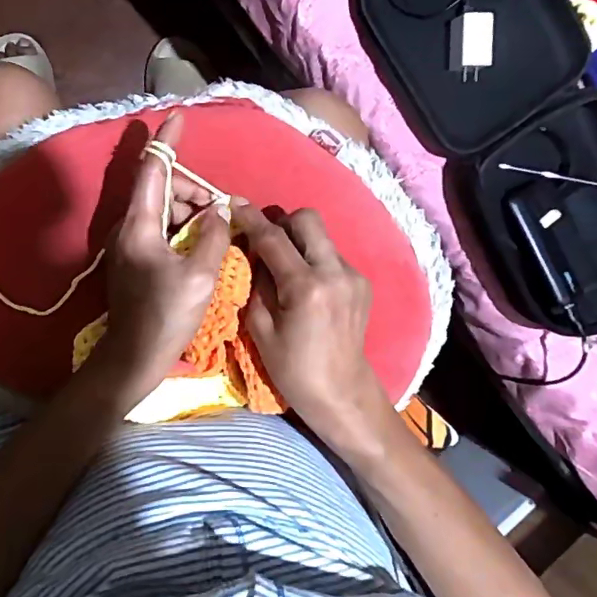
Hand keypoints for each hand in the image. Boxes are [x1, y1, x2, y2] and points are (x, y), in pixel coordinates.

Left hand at [97, 113, 229, 389]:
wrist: (133, 357)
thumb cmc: (165, 316)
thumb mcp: (199, 275)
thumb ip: (212, 235)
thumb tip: (219, 210)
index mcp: (139, 225)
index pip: (153, 170)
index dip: (167, 142)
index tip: (178, 117)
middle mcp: (128, 228)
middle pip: (161, 189)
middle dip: (192, 189)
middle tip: (221, 210)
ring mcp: (129, 244)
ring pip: (162, 209)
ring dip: (190, 211)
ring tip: (216, 230)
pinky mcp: (134, 259)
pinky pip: (160, 229)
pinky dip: (182, 228)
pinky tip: (202, 243)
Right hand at [234, 202, 404, 463]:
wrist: (342, 392)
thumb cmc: (293, 369)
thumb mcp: (261, 329)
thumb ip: (256, 283)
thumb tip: (252, 251)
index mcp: (306, 288)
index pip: (273, 239)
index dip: (250, 219)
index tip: (234, 204)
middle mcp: (334, 272)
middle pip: (307, 219)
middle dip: (282, 222)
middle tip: (265, 240)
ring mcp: (353, 276)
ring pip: (322, 236)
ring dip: (299, 241)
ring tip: (284, 266)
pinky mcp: (362, 283)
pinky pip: (331, 255)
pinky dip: (314, 259)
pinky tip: (305, 285)